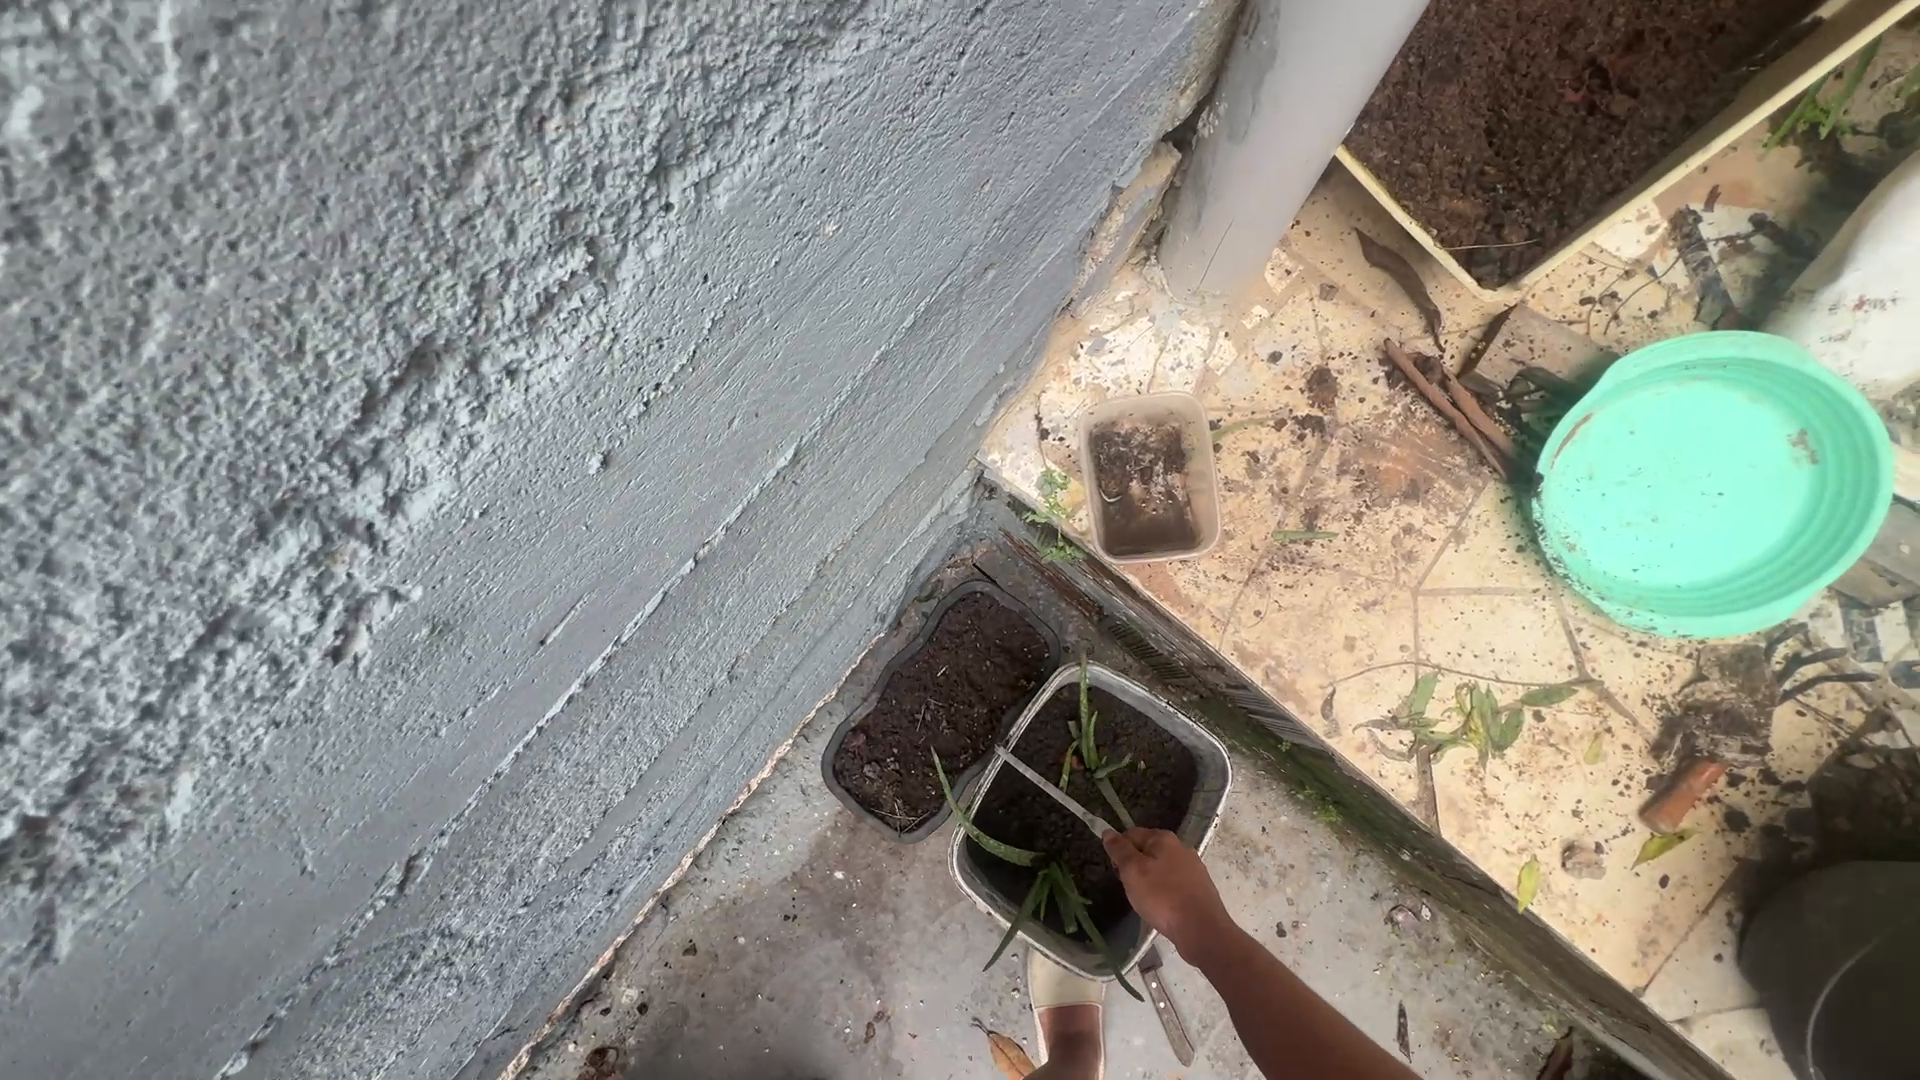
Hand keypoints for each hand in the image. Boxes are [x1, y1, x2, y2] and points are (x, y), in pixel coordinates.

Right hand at [1101, 827, 1234, 955]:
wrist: (1202, 930)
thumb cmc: (1162, 897)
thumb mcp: (1132, 871)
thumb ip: (1119, 849)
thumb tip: (1108, 832)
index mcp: (1163, 838)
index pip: (1131, 835)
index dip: (1119, 852)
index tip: (1118, 874)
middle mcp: (1180, 847)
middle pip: (1146, 851)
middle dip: (1135, 868)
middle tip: (1131, 889)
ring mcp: (1193, 868)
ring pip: (1160, 869)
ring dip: (1149, 882)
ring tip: (1147, 902)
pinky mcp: (1200, 888)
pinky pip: (1174, 884)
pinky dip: (1165, 893)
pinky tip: (1163, 909)